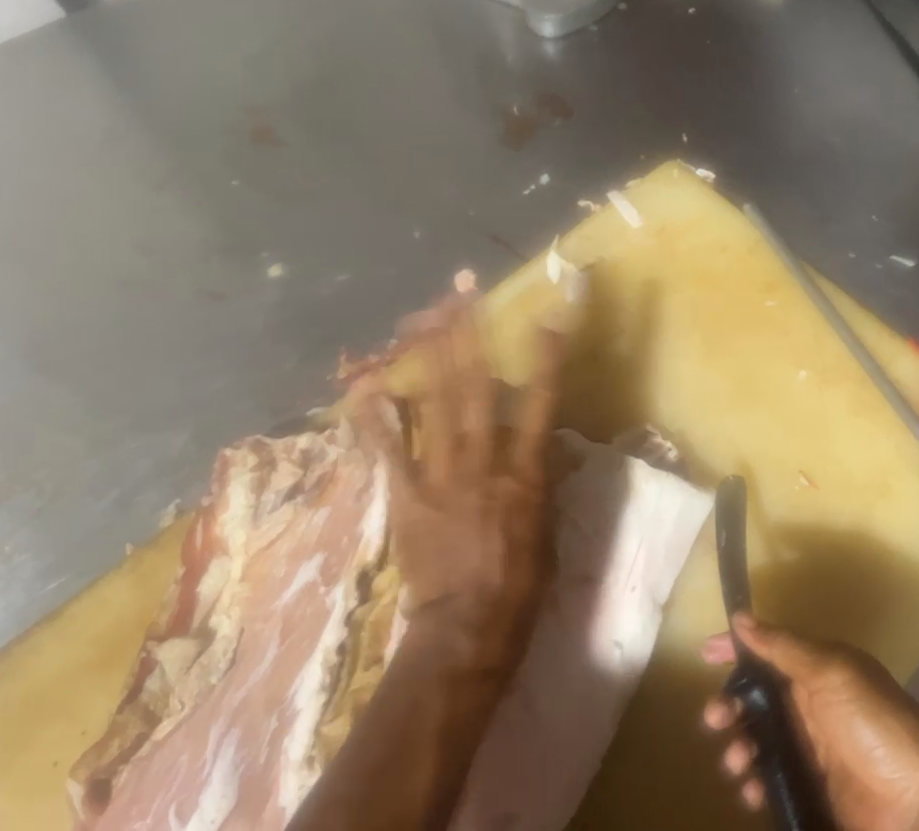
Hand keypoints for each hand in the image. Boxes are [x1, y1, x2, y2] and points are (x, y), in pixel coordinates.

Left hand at [350, 298, 563, 674]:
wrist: (466, 632)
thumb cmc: (521, 586)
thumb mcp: (550, 533)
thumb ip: (548, 483)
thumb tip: (554, 447)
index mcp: (524, 473)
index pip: (540, 403)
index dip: (545, 357)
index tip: (547, 315)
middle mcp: (482, 462)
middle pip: (474, 385)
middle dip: (467, 332)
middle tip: (459, 287)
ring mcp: (439, 475)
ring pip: (434, 403)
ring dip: (428, 354)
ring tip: (422, 313)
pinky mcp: (406, 495)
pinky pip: (389, 449)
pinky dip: (375, 417)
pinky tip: (365, 385)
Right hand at [703, 614, 918, 830]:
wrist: (918, 805)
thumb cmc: (874, 726)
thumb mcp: (832, 673)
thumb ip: (784, 646)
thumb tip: (740, 616)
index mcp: (820, 670)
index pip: (770, 650)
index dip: (738, 649)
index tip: (704, 654)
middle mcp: (812, 705)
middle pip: (756, 698)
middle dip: (730, 705)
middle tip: (715, 720)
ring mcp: (811, 749)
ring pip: (758, 739)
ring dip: (738, 747)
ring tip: (737, 762)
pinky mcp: (809, 789)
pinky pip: (769, 779)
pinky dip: (754, 783)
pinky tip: (752, 791)